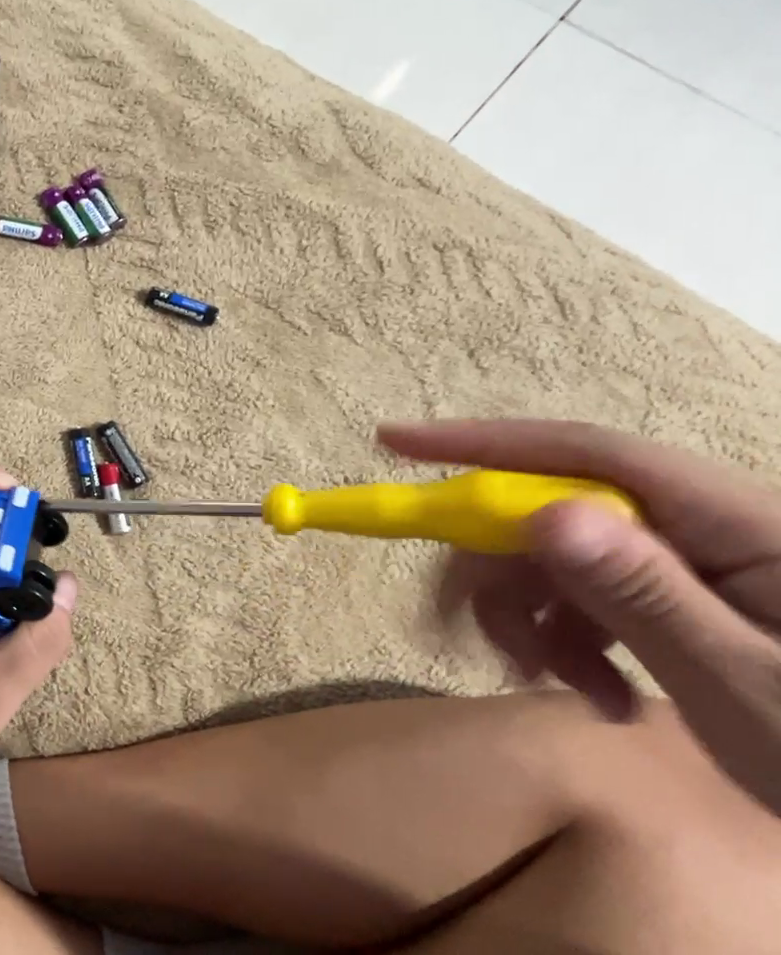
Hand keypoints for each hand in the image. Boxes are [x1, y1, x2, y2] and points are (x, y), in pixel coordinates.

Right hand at [381, 419, 780, 812]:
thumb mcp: (742, 681)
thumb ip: (646, 594)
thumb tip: (542, 512)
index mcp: (740, 520)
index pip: (589, 454)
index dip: (485, 443)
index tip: (390, 442)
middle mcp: (709, 523)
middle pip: (554, 512)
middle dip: (498, 572)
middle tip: (461, 635)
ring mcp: (697, 557)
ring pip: (560, 557)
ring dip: (531, 617)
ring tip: (557, 683)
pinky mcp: (689, 591)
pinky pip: (591, 592)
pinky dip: (570, 637)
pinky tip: (598, 690)